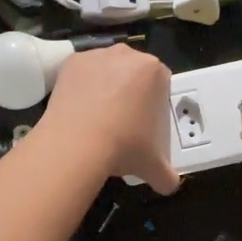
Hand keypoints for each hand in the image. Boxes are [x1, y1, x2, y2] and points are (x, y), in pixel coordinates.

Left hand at [38, 45, 180, 194]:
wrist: (76, 144)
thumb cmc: (123, 146)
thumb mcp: (151, 164)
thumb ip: (166, 174)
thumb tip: (171, 185)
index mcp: (153, 70)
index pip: (161, 82)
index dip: (154, 102)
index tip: (146, 121)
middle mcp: (126, 55)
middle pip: (133, 72)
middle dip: (131, 92)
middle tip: (122, 121)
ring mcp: (96, 56)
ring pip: (107, 70)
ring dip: (106, 87)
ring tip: (98, 118)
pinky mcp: (71, 62)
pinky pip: (82, 74)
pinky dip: (82, 87)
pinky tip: (80, 110)